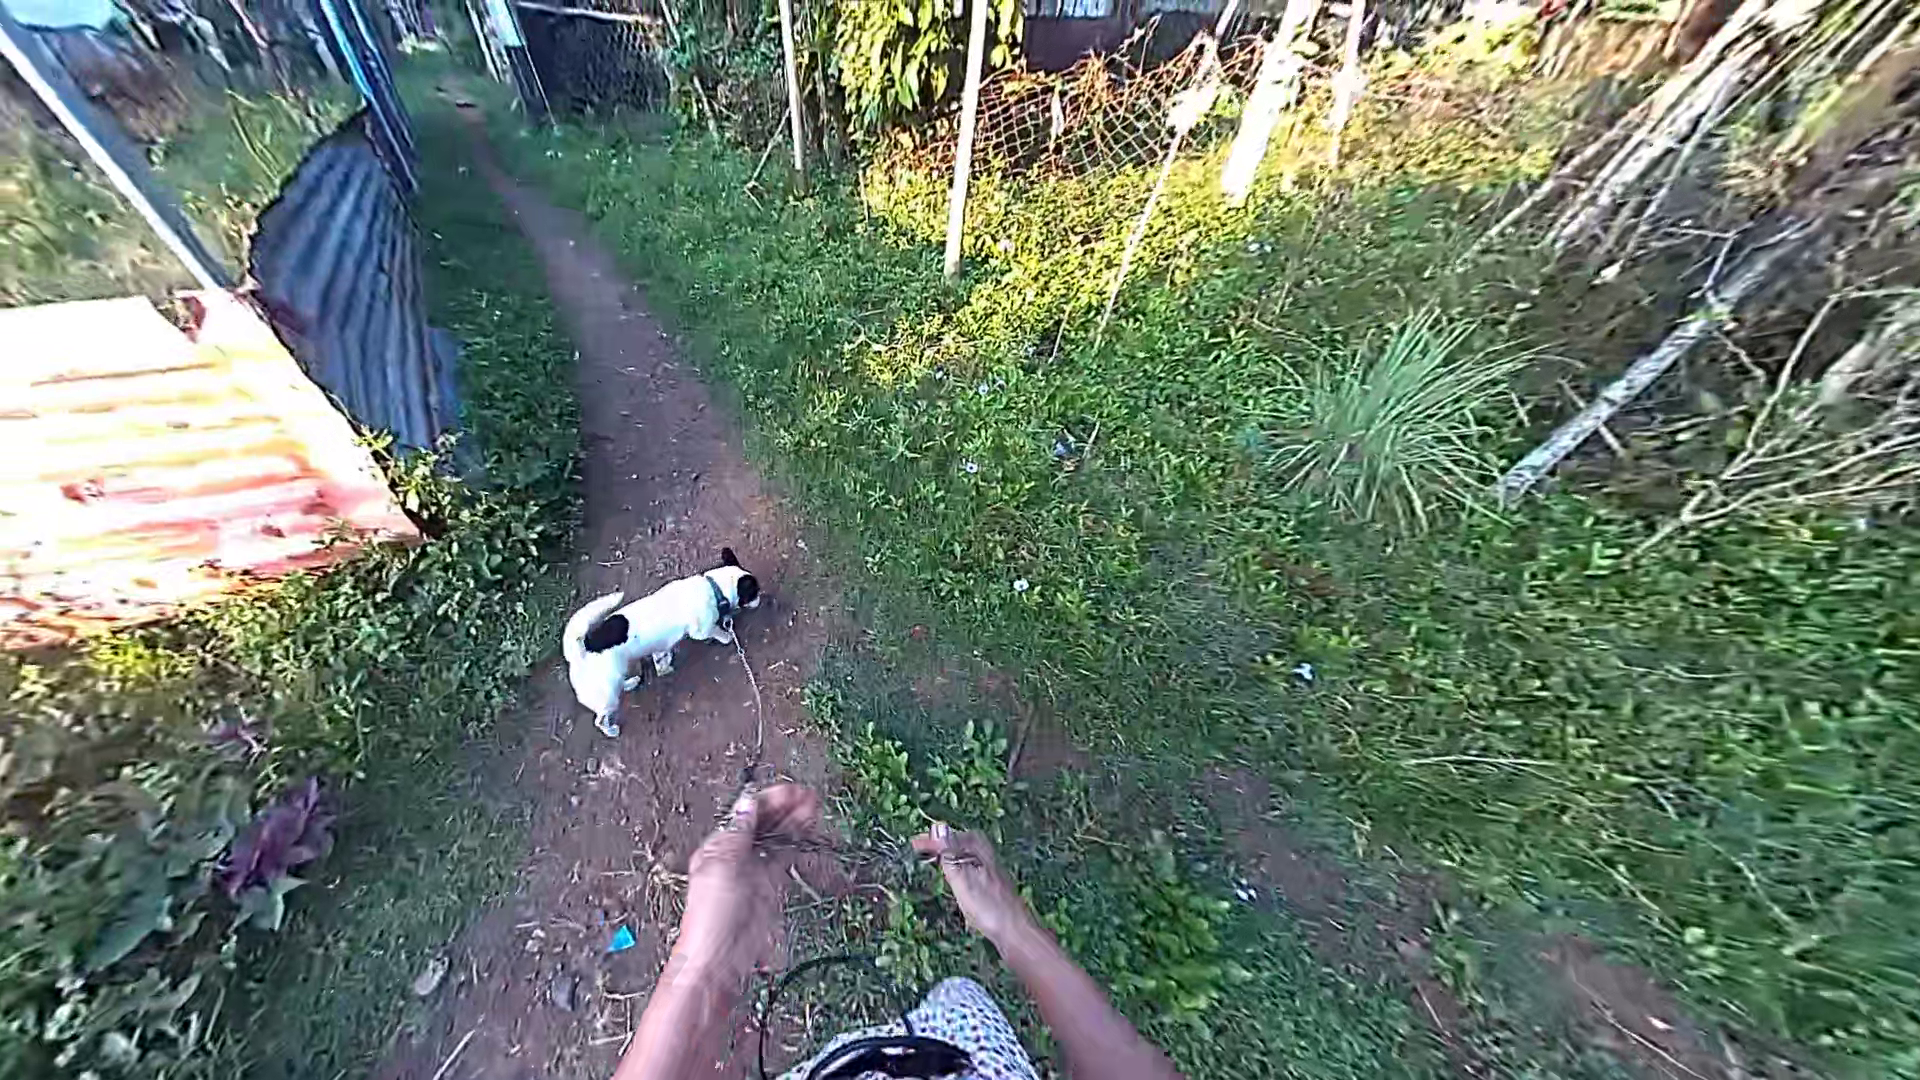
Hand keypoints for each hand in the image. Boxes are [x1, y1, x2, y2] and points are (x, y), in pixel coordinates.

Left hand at [672, 784, 822, 980]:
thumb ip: (739, 832)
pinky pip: (787, 855)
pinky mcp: (770, 884)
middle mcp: (738, 853)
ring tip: (815, 807)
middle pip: (766, 821)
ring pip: (779, 835)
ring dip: (796, 819)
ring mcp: (755, 868)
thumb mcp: (723, 866)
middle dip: (788, 806)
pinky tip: (810, 831)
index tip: (793, 791)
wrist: (719, 961)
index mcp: (721, 845)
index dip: (772, 799)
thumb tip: (748, 802)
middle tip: (810, 796)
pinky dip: (799, 840)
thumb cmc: (712, 918)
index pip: (749, 812)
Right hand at [911, 822, 1036, 946]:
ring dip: (946, 853)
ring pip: (963, 853)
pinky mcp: (990, 881)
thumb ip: (949, 853)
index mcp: (978, 847)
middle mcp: (984, 852)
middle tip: (918, 847)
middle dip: (938, 843)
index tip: (914, 842)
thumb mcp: (962, 878)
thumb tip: (938, 826)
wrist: (1014, 930)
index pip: (949, 836)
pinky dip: (955, 864)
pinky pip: (967, 864)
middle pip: (957, 842)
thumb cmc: (986, 905)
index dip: (931, 839)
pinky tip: (952, 875)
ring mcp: (989, 866)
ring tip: (930, 857)